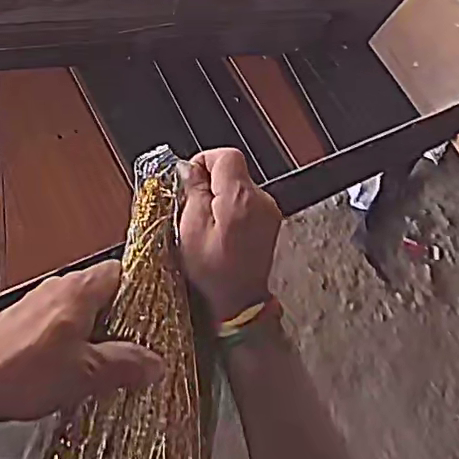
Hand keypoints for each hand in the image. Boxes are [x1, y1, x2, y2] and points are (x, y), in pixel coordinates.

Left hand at [0, 260, 164, 424]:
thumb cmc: (24, 372)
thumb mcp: (87, 374)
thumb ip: (125, 364)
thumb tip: (154, 362)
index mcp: (76, 290)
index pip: (119, 271)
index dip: (139, 290)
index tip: (153, 314)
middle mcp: (54, 289)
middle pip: (98, 292)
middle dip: (117, 320)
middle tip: (133, 350)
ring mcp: (33, 304)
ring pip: (75, 310)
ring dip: (90, 333)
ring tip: (100, 367)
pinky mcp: (16, 323)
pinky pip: (53, 324)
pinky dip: (65, 342)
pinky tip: (65, 371)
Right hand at [180, 148, 281, 321]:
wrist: (239, 303)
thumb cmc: (212, 273)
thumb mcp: (189, 228)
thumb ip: (193, 192)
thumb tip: (189, 169)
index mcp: (240, 199)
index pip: (226, 155)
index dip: (203, 162)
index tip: (190, 180)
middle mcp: (261, 201)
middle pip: (232, 169)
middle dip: (209, 182)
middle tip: (193, 206)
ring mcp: (269, 211)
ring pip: (238, 185)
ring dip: (219, 196)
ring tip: (206, 223)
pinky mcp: (269, 221)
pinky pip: (246, 201)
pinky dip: (230, 208)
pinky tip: (220, 230)